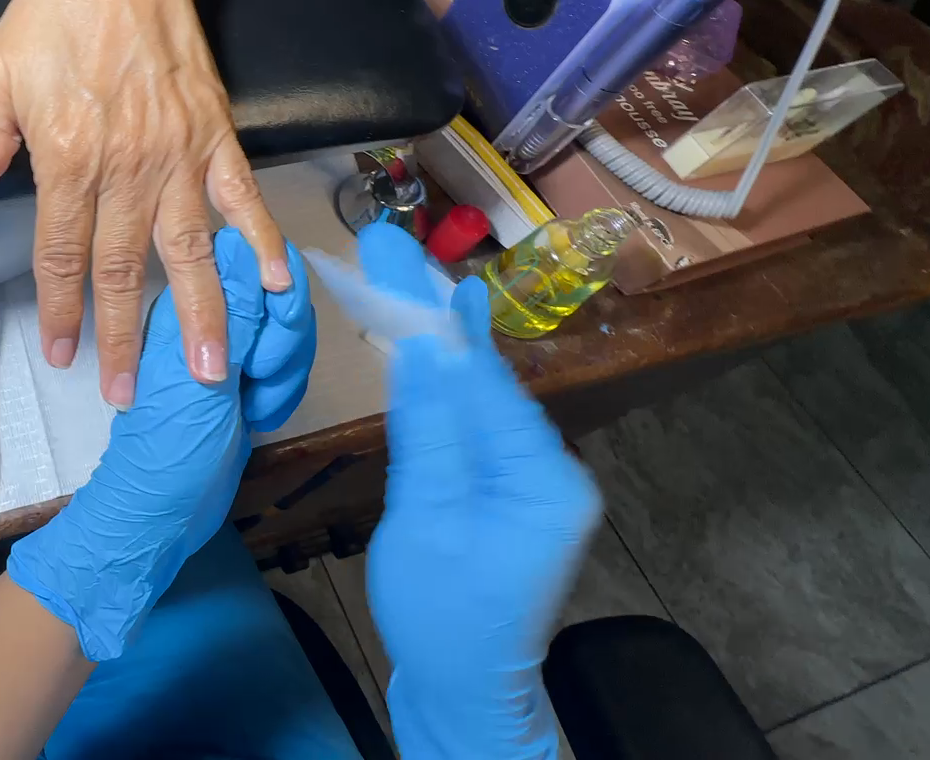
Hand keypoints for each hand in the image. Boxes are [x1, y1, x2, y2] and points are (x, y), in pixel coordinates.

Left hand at [0, 0, 289, 408]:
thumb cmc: (53, 18)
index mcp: (67, 158)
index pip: (59, 255)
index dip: (61, 311)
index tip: (63, 357)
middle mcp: (126, 167)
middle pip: (124, 268)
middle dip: (124, 336)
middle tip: (128, 393)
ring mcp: (179, 153)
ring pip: (189, 249)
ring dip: (200, 313)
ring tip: (210, 370)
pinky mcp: (216, 133)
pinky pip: (243, 196)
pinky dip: (260, 240)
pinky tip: (276, 284)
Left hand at [7, 229, 313, 659]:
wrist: (164, 513)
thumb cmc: (172, 446)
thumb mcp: (202, 381)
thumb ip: (232, 315)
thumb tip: (246, 243)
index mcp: (185, 305)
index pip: (251, 262)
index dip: (277, 296)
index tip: (266, 350)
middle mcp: (207, 315)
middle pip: (279, 294)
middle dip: (283, 343)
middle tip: (257, 384)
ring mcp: (230, 345)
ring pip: (288, 329)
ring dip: (285, 371)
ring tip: (256, 407)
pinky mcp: (247, 373)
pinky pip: (287, 360)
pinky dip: (284, 389)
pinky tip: (261, 416)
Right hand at [355, 224, 599, 758]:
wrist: (464, 685)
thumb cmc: (442, 616)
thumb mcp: (428, 523)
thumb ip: (427, 432)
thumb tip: (418, 349)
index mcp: (540, 476)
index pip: (479, 379)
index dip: (431, 316)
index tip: (393, 259)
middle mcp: (544, 460)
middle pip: (477, 369)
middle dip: (428, 305)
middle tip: (384, 244)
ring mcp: (523, 467)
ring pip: (469, 383)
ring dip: (429, 326)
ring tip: (393, 268)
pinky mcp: (497, 473)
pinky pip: (463, 409)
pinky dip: (433, 367)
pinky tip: (421, 326)